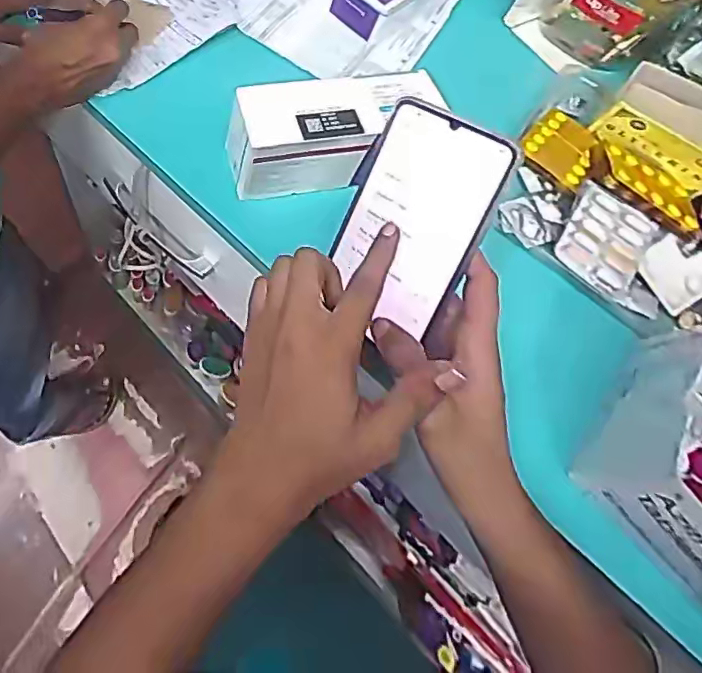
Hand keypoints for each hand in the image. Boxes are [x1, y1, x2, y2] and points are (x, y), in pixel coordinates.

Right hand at [0, 0, 137, 114]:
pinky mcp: (106, 84)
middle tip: (103, 28)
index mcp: (102, 27)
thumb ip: (79, 18)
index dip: (111, 8)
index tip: (104, 10)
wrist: (33, 87)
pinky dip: (107, 62)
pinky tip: (91, 63)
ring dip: (115, 46)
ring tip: (96, 46)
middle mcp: (114, 48)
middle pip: (130, 31)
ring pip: (125, 50)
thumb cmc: (38, 53)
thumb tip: (86, 18)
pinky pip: (115, 67)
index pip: (120, 8)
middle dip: (119, 28)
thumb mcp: (55, 24)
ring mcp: (113, 68)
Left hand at [217, 228, 450, 522]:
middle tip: (343, 309)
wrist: (260, 469)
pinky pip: (263, 286)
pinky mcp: (251, 331)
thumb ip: (414, 398)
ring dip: (304, 278)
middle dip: (331, 272)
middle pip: (309, 261)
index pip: (361, 287)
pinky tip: (294, 320)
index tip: (388, 232)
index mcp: (331, 344)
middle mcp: (296, 323)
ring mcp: (268, 324)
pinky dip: (280, 289)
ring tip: (320, 312)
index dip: (379, 256)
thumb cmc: (320, 454)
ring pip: (282, 267)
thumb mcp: (378, 436)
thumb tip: (450, 371)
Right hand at [371, 252, 515, 508]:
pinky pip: (419, 344)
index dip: (473, 262)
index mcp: (476, 351)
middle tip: (396, 252)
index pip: (482, 295)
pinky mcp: (437, 378)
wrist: (482, 494)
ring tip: (377, 279)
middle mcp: (465, 350)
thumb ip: (410, 363)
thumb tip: (382, 321)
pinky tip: (372, 324)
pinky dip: (400, 331)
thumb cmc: (468, 453)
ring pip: (431, 323)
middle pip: (451, 302)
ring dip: (410, 303)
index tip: (451, 236)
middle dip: (429, 276)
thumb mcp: (434, 408)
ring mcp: (451, 365)